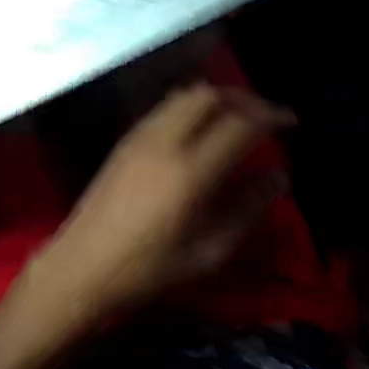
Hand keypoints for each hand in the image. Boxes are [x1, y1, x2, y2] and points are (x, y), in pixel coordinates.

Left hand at [13, 84, 291, 337]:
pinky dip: (192, 107)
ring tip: (237, 119)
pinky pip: (166, 107)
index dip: (271, 117)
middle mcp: (165, 142)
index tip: (291, 123)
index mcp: (190, 172)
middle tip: (264, 117)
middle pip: (211, 95)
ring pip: (186, 95)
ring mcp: (140, 137)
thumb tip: (280, 175)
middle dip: (244, 98)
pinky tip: (200, 131)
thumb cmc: (147, 274)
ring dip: (217, 98)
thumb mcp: (209, 254)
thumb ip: (249, 209)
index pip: (241, 124)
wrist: (77, 273)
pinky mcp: (124, 141)